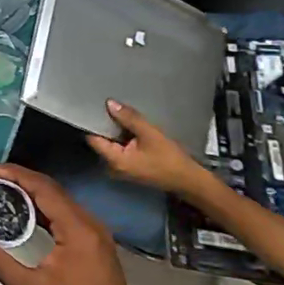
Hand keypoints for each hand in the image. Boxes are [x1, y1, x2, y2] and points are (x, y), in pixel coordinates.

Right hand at [0, 164, 139, 284]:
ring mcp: (96, 235)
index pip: (43, 188)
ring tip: (0, 190)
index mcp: (78, 229)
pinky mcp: (95, 245)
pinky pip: (65, 214)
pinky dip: (43, 207)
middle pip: (52, 190)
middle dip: (19, 179)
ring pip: (59, 201)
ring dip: (31, 192)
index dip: (13, 175)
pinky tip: (24, 212)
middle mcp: (90, 225)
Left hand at [85, 100, 214, 196]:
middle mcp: (111, 166)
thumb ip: (128, 118)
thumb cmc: (170, 159)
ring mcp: (119, 168)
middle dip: (105, 125)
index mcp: (113, 160)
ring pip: (111, 144)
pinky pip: (119, 149)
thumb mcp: (150, 134)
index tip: (94, 108)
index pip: (93, 138)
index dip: (93, 122)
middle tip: (108, 108)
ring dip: (116, 131)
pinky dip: (123, 139)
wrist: (191, 181)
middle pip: (101, 140)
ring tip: (118, 114)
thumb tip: (109, 103)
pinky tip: (128, 128)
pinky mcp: (128, 167)